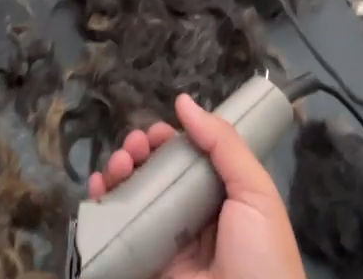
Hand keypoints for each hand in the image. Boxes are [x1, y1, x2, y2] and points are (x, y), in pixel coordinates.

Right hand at [88, 94, 303, 278]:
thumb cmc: (262, 259)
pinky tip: (100, 186)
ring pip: (131, 194)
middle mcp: (190, 217)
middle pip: (154, 171)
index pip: (186, 159)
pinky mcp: (141, 262)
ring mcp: (164, 241)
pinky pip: (115, 227)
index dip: (168, 140)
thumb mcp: (257, 195)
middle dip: (139, 150)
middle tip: (135, 147)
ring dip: (118, 169)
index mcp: (220, 200)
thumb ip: (224, 144)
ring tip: (119, 165)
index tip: (157, 132)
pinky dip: (101, 202)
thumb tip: (184, 100)